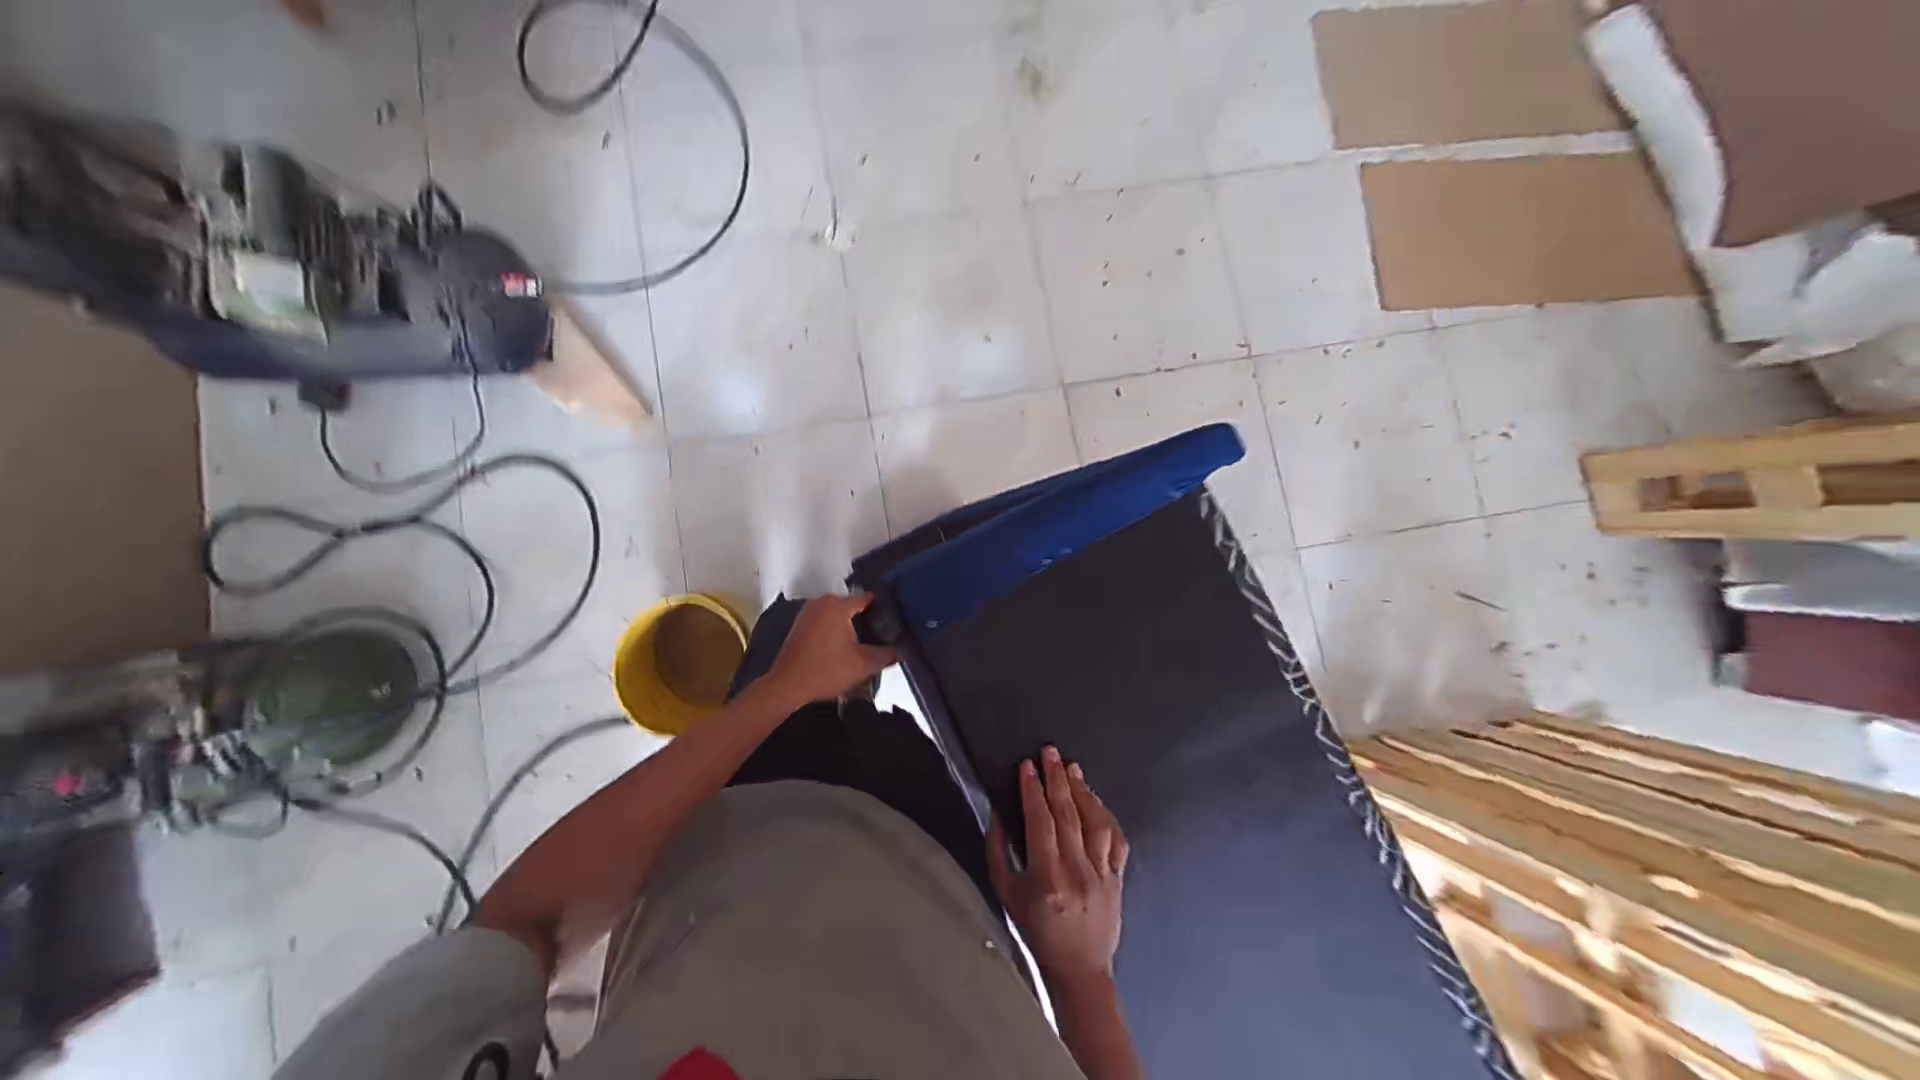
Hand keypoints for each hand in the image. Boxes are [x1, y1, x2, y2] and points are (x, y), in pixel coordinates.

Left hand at [760, 593, 897, 709]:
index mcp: (837, 605)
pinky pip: (824, 623)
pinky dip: (834, 632)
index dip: (882, 610)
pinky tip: (842, 649)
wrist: (787, 686)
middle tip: (880, 637)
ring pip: (837, 616)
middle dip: (865, 620)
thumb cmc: (825, 671)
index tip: (892, 621)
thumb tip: (902, 650)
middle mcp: (821, 602)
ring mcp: (807, 613)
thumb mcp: (862, 664)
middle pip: (852, 607)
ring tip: (863, 644)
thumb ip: (886, 654)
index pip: (867, 599)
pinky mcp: (799, 626)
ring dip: (849, 628)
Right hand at [987, 746, 1129, 989]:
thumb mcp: (1006, 894)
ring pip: (1095, 821)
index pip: (1040, 821)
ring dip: (1082, 790)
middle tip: (1050, 751)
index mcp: (1046, 877)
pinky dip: (1106, 814)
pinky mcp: (1117, 877)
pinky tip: (1095, 797)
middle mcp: (1076, 871)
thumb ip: (998, 852)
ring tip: (1071, 767)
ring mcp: (1101, 874)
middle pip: (1068, 814)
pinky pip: (1116, 839)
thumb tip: (996, 812)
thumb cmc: (1035, 930)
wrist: (1078, 969)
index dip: (1032, 790)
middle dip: (1057, 778)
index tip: (1027, 765)